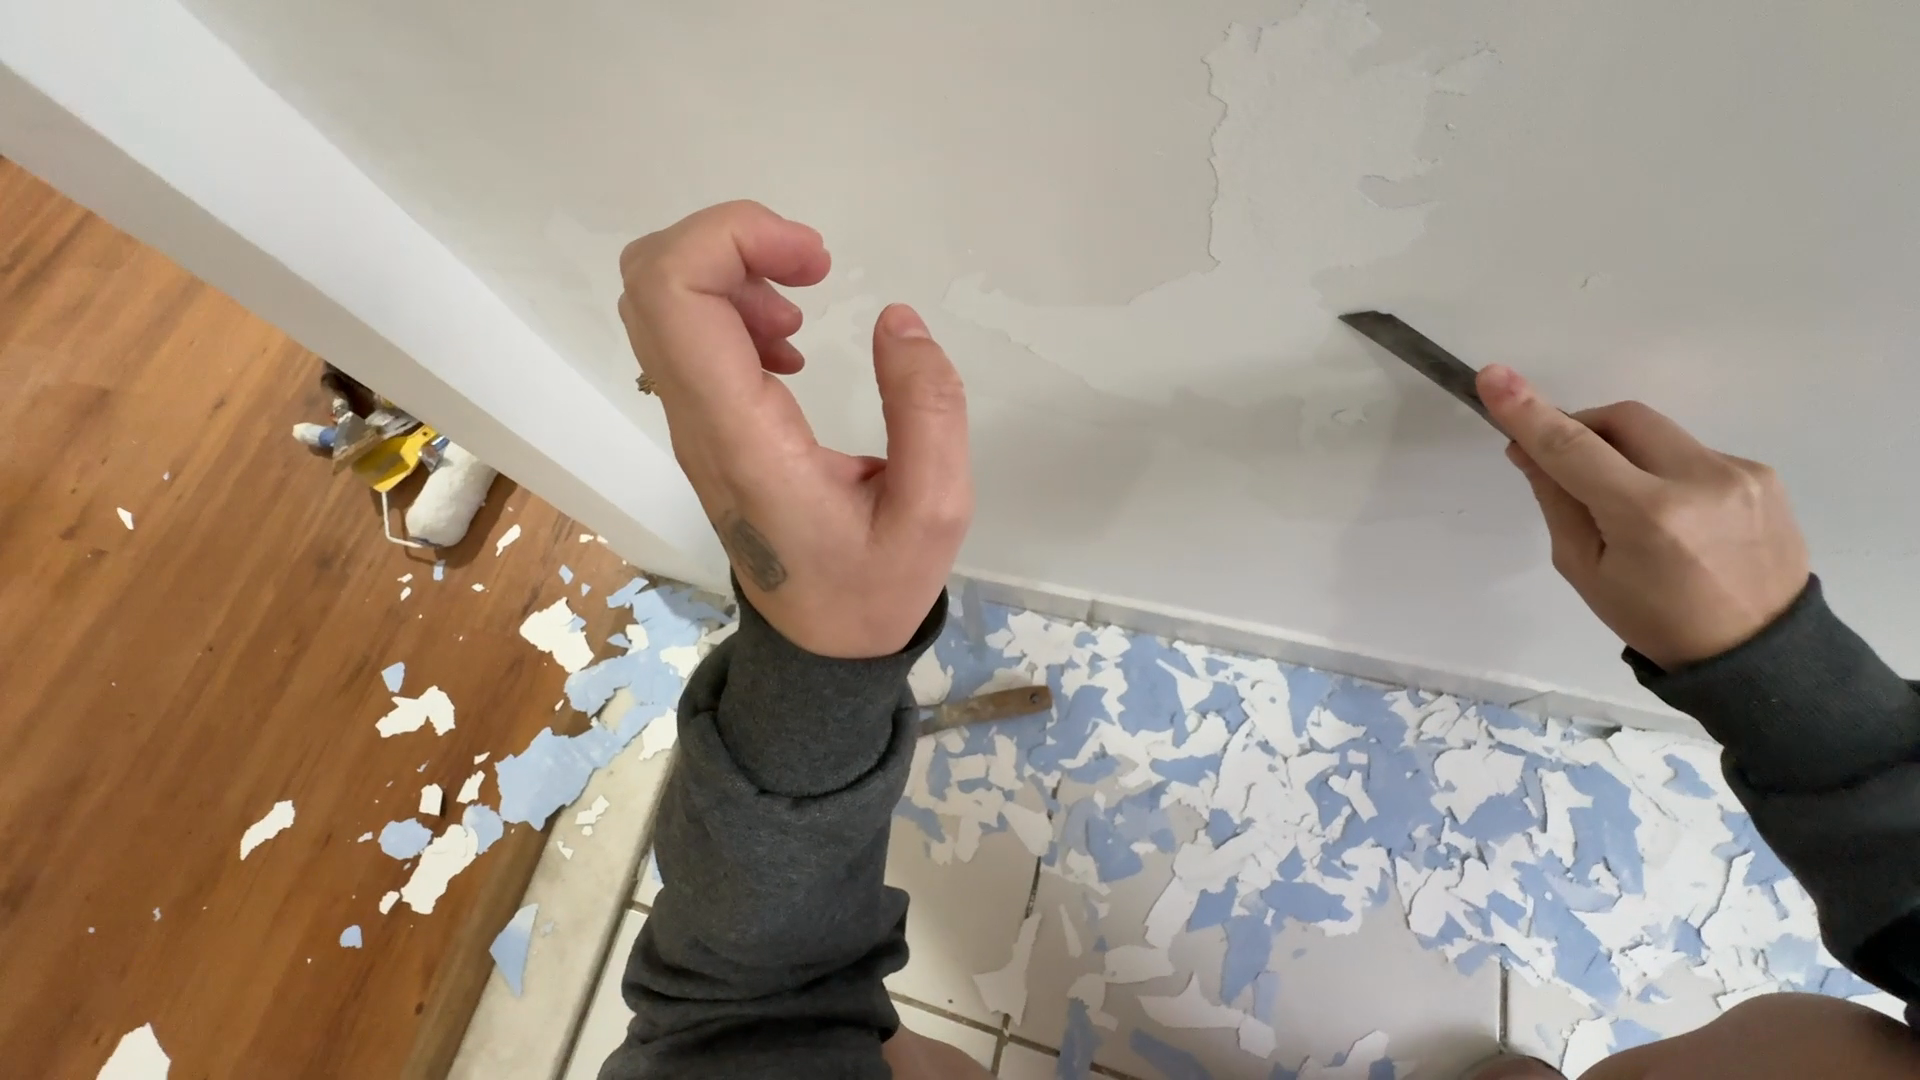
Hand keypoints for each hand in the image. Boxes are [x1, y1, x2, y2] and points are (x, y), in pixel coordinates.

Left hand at [617, 201, 971, 658]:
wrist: (822, 644)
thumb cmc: (874, 587)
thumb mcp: (935, 511)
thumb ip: (929, 409)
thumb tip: (896, 320)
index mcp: (744, 439)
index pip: (674, 295)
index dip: (732, 237)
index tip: (817, 260)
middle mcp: (698, 424)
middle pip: (651, 282)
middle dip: (731, 243)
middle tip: (812, 270)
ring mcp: (693, 428)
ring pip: (662, 306)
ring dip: (731, 276)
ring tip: (803, 312)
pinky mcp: (705, 432)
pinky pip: (685, 340)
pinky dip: (731, 311)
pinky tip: (789, 348)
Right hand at [1477, 365, 1809, 670]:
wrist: (1758, 649)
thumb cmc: (1650, 616)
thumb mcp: (1582, 566)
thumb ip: (1557, 500)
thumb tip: (1530, 450)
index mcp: (1648, 515)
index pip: (1571, 449)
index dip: (1527, 412)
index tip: (1493, 376)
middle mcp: (1702, 480)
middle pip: (1621, 419)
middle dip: (1579, 428)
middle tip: (1556, 460)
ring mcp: (1741, 472)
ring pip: (1654, 434)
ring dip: (1618, 452)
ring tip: (1618, 502)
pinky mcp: (1760, 473)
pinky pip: (1686, 452)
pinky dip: (1656, 468)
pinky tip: (1664, 512)